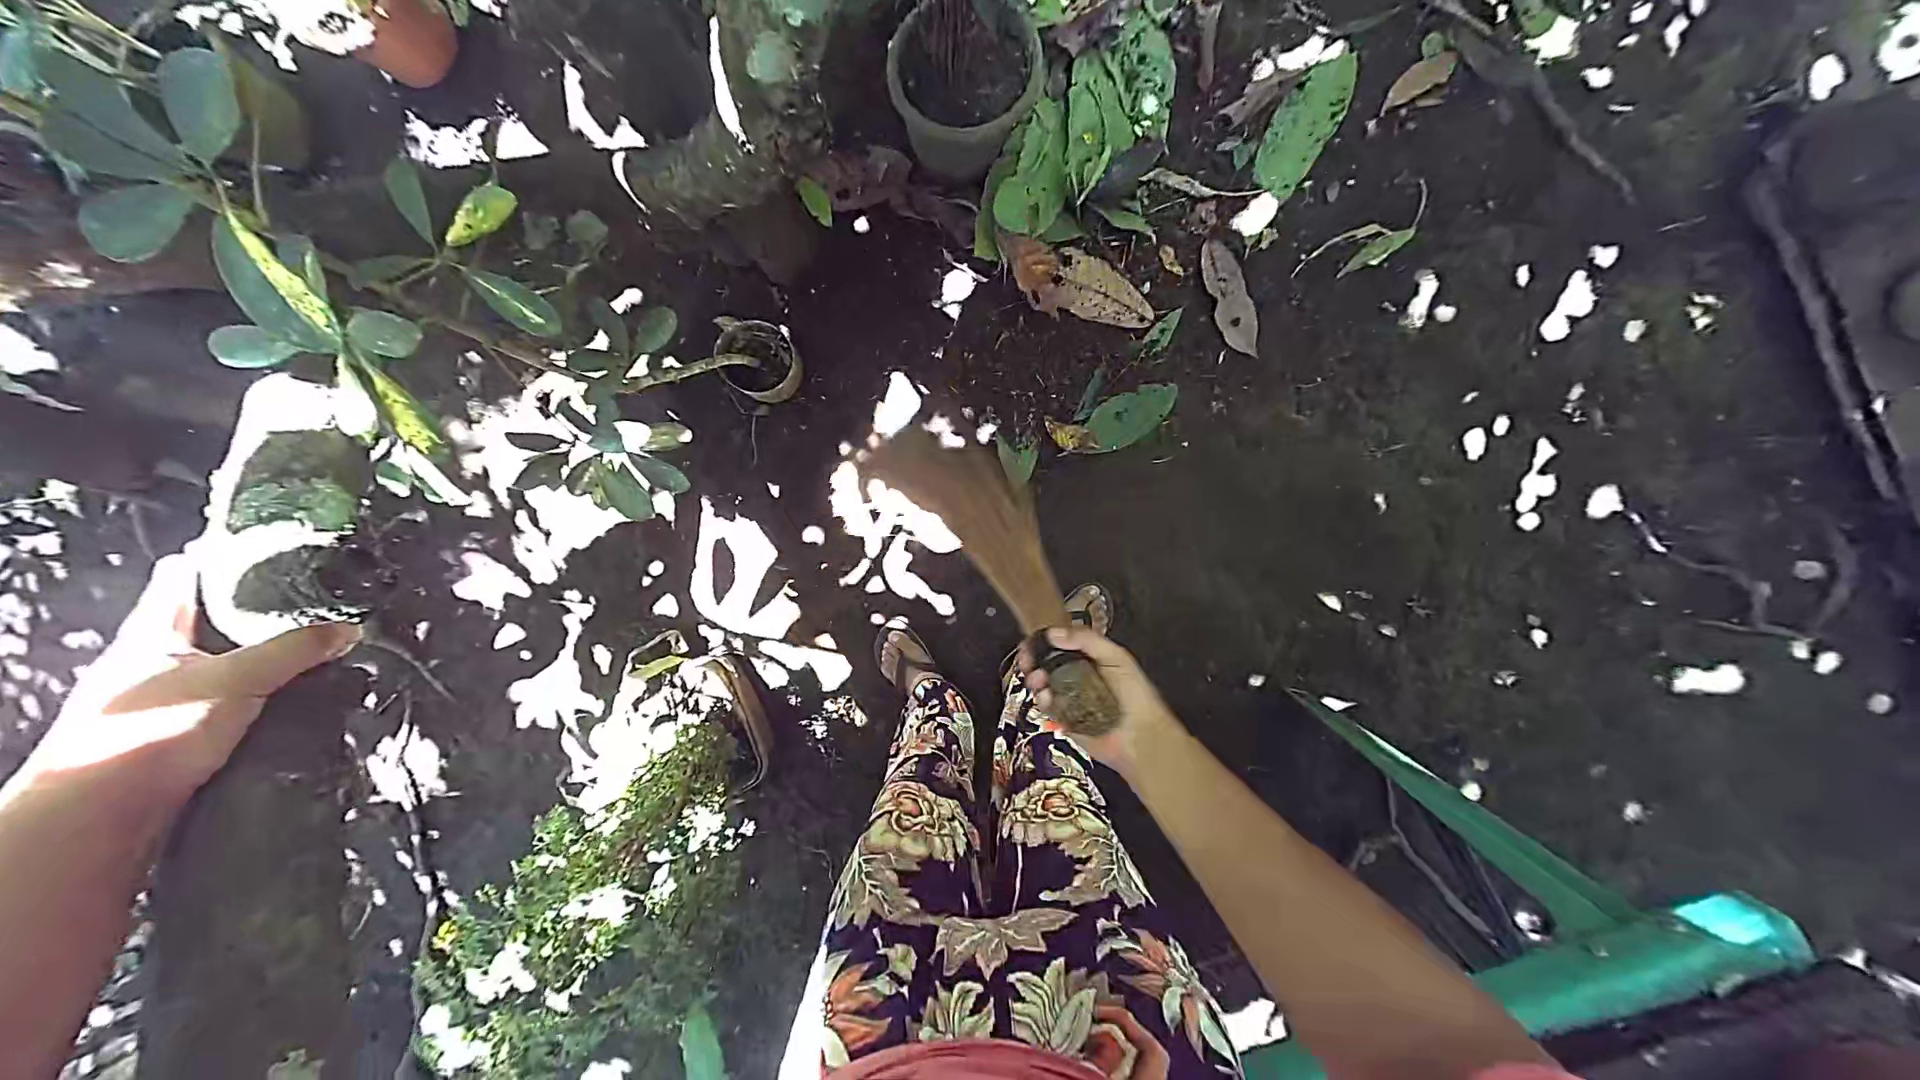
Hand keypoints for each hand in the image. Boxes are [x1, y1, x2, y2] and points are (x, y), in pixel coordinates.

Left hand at [24, 551, 360, 803]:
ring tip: (323, 649)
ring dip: (272, 659)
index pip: (185, 580)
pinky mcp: (188, 733)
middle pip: (214, 623)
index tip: (262, 543)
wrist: (101, 818)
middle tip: (317, 600)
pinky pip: (242, 700)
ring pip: (231, 664)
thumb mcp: (235, 679)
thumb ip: (296, 649)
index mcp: (153, 636)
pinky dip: (272, 694)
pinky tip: (301, 696)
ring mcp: (171, 700)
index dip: (219, 557)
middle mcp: (156, 663)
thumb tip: (350, 629)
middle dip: (262, 613)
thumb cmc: (149, 734)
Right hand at [1019, 626, 1183, 781]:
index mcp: (1089, 660)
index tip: (1034, 641)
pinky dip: (1044, 701)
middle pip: (1046, 665)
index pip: (1061, 646)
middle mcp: (1078, 678)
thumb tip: (1057, 633)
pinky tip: (1048, 697)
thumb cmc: (1136, 698)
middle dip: (1033, 661)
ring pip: (1043, 685)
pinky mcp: (1065, 718)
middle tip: (1028, 659)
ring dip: (1036, 680)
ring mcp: (1070, 698)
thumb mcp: (1115, 656)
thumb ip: (1087, 639)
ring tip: (1039, 679)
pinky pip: (1047, 707)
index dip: (1045, 642)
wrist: (1140, 736)